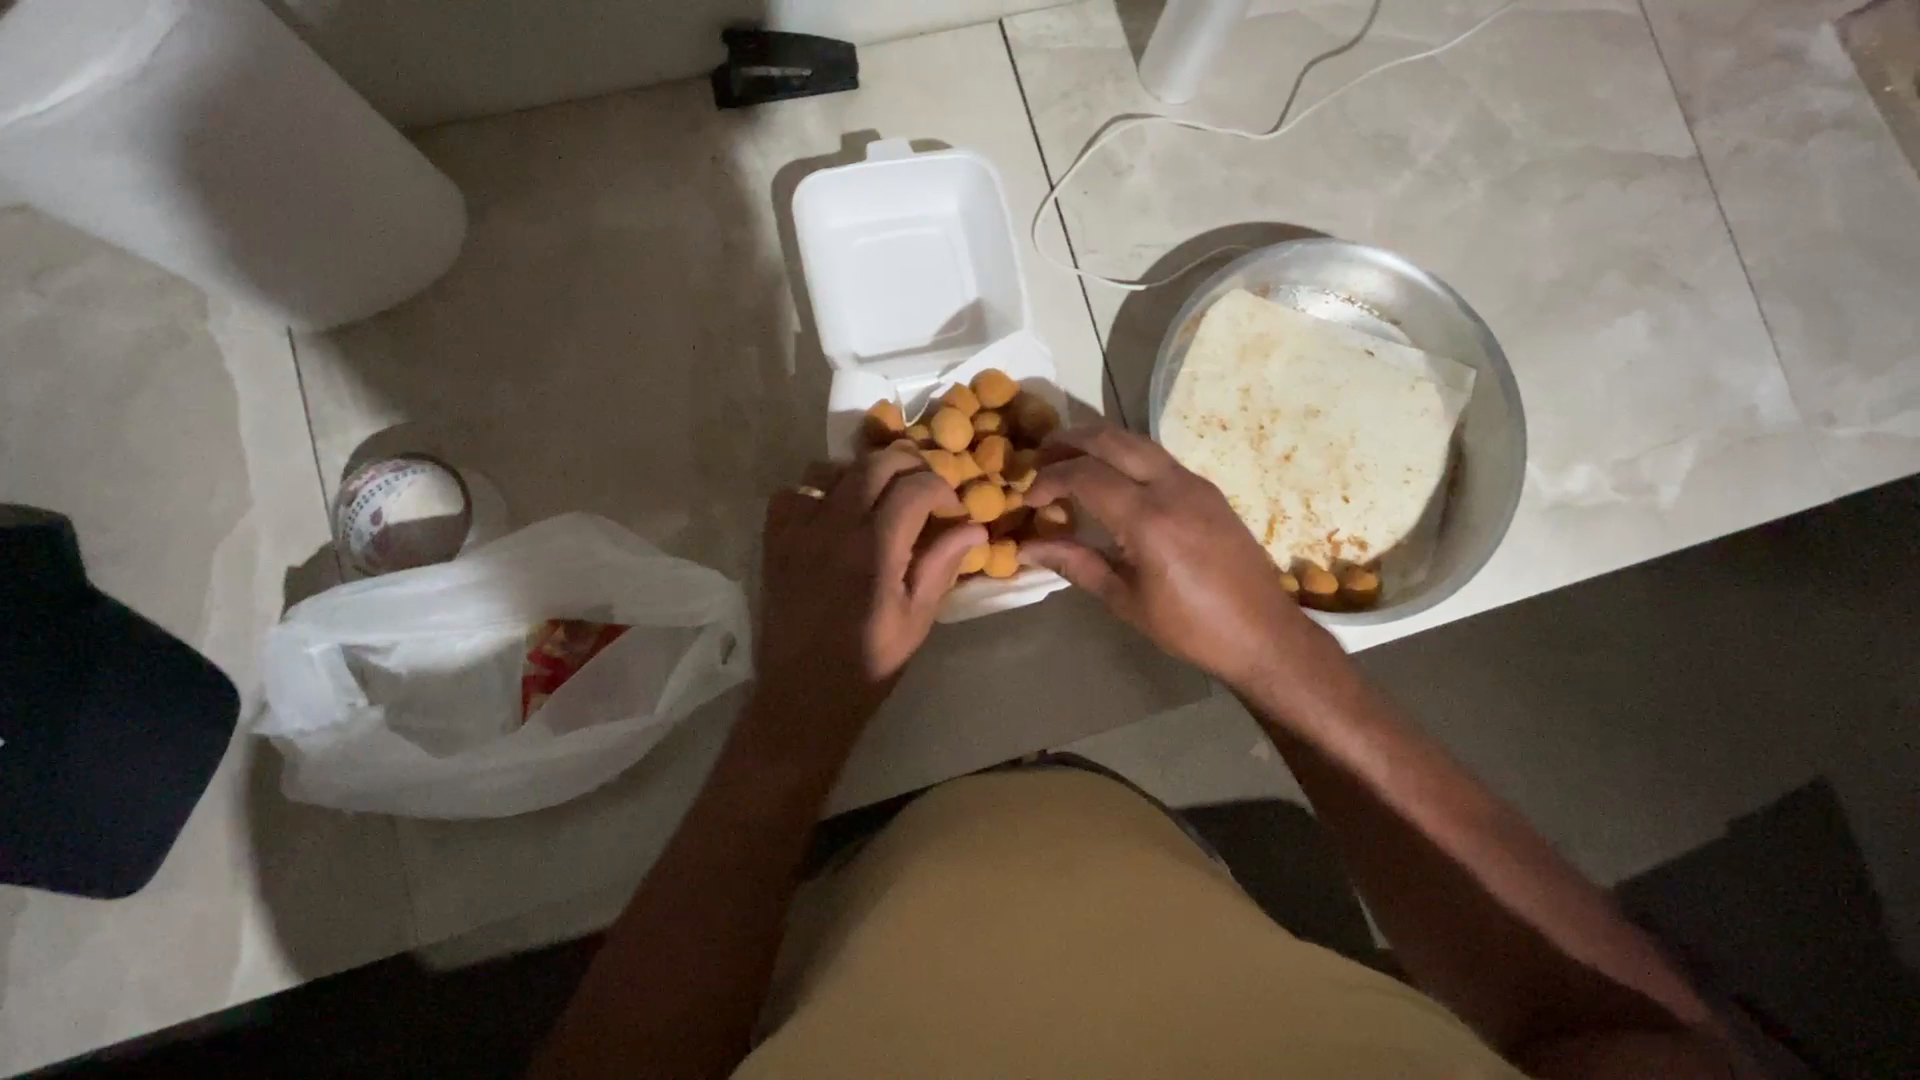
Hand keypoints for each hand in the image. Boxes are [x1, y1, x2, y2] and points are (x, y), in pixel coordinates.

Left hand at [757, 451, 986, 734]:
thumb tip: (974, 527)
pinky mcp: (774, 542)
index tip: (951, 510)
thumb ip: (942, 564)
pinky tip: (832, 515)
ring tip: (878, 497)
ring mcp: (798, 531)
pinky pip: (793, 493)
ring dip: (861, 474)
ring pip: (830, 469)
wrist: (803, 695)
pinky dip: (816, 492)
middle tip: (924, 488)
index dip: (942, 489)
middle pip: (875, 463)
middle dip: (909, 465)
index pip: (916, 487)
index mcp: (876, 550)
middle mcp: (835, 528)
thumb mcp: (918, 618)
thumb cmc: (870, 663)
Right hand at [1020, 424, 1317, 687]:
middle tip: (1039, 459)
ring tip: (1068, 460)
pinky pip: (1157, 456)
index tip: (1027, 498)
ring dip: (1097, 442)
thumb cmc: (1190, 626)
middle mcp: (1172, 487)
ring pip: (1136, 440)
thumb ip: (1076, 563)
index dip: (1048, 479)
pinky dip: (1124, 454)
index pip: (1085, 475)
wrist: (1263, 632)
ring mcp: (1194, 483)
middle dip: (1068, 442)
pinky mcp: (1208, 489)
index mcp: (1148, 518)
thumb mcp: (1125, 599)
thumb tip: (1029, 547)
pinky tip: (1110, 478)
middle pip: (1110, 440)